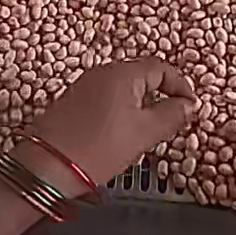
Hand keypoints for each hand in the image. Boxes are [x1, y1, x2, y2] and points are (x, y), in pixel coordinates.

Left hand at [18, 58, 194, 195]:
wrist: (45, 166)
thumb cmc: (98, 148)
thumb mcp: (143, 133)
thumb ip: (171, 115)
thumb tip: (189, 105)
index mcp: (123, 73)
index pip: (161, 68)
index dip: (180, 86)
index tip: (190, 107)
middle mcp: (102, 72)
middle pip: (141, 75)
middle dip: (161, 95)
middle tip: (172, 121)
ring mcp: (85, 85)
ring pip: (124, 88)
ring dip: (141, 104)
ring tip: (148, 132)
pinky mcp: (73, 101)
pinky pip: (107, 98)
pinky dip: (121, 111)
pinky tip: (121, 135)